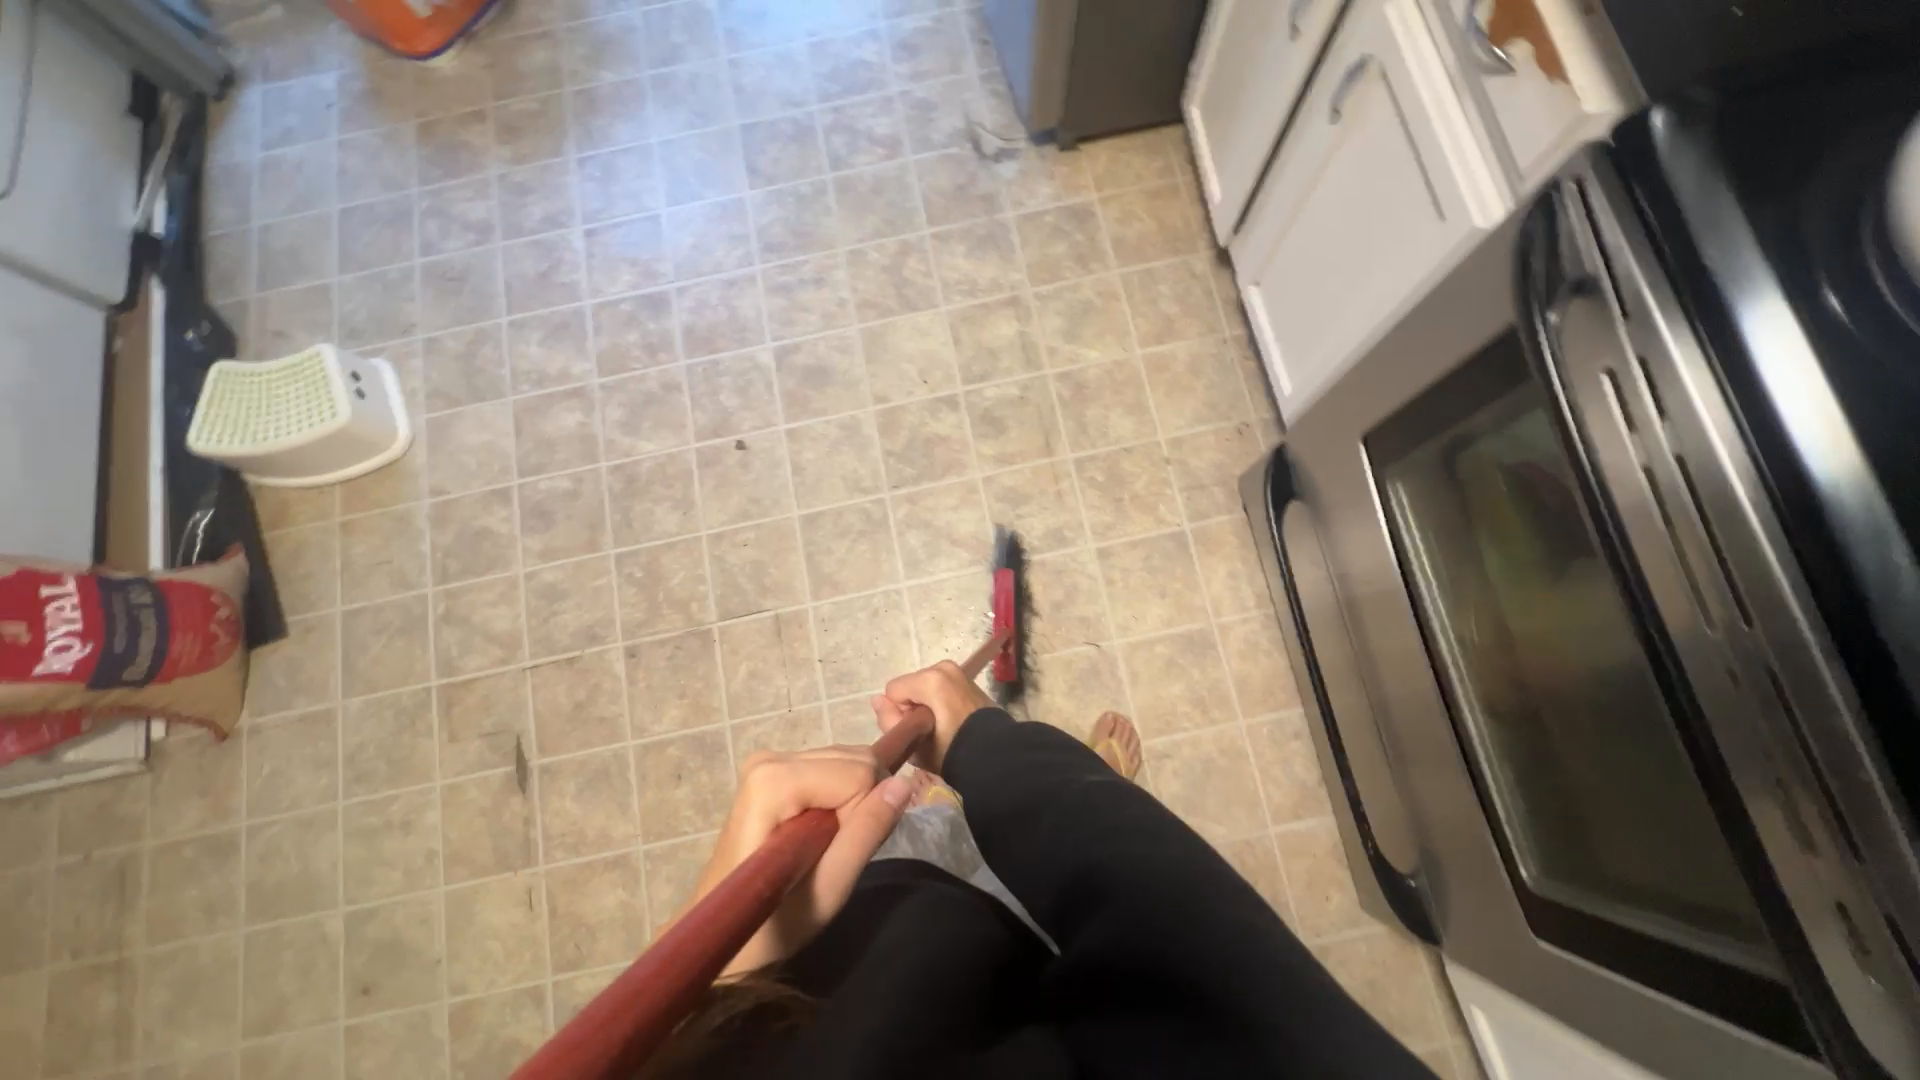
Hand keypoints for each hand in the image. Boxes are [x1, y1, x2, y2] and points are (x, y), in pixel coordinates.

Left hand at [679, 747, 912, 977]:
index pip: (860, 772)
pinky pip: (833, 766)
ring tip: (826, 843)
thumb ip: (866, 832)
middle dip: (862, 803)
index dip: (865, 815)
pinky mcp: (773, 768)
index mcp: (775, 782)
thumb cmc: (772, 923)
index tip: (842, 854)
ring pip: (849, 760)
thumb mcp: (830, 889)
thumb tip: (901, 785)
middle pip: (855, 759)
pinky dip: (840, 797)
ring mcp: (768, 760)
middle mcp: (769, 759)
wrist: (723, 932)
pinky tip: (819, 830)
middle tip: (838, 850)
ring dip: (852, 801)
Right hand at [874, 660, 994, 774]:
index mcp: (931, 679)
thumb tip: (876, 699)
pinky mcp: (967, 681)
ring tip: (940, 729)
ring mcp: (958, 672)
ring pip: (924, 688)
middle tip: (927, 733)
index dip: (898, 713)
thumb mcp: (914, 743)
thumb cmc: (951, 751)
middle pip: (910, 687)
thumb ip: (889, 720)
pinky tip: (949, 722)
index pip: (893, 690)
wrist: (995, 756)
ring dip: (925, 706)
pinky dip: (939, 703)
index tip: (914, 731)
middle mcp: (944, 667)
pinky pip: (940, 688)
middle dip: (912, 707)